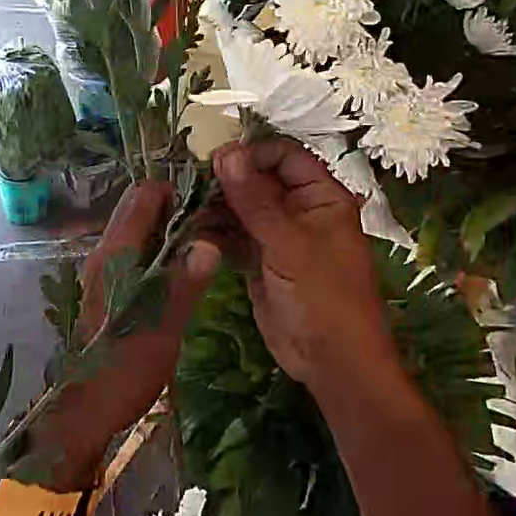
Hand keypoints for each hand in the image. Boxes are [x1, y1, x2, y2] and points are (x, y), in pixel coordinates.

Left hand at [26, 181, 218, 490]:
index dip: (176, 192)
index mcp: (117, 253)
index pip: (143, 196)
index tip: (207, 205)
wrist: (86, 408)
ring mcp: (102, 270)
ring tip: (201, 244)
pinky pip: (134, 251)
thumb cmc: (124, 367)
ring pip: (136, 229)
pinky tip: (180, 270)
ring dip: (166, 228)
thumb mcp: (164, 326)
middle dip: (173, 207)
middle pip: (137, 208)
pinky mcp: (106, 287)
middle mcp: (105, 252)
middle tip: (209, 224)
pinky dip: (157, 248)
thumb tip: (210, 244)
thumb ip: (185, 283)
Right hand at [213, 140, 400, 394]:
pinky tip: (191, 230)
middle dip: (226, 180)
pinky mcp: (259, 260)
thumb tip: (227, 153)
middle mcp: (299, 209)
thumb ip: (255, 199)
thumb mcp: (289, 244)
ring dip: (215, 206)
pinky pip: (234, 235)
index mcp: (321, 196)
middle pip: (258, 180)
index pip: (284, 156)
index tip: (216, 159)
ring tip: (185, 207)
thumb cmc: (324, 296)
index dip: (251, 153)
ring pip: (242, 208)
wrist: (331, 362)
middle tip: (190, 183)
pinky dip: (214, 232)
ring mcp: (277, 235)